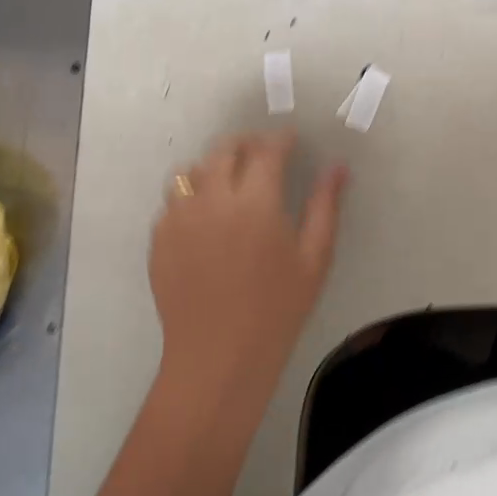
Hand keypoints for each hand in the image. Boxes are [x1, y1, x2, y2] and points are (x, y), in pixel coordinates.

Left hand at [150, 130, 348, 386]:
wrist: (219, 356)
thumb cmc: (278, 307)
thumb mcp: (314, 257)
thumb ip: (325, 205)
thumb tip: (338, 167)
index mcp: (256, 202)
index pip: (267, 150)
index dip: (282, 139)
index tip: (292, 140)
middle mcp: (213, 200)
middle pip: (224, 150)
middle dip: (247, 144)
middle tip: (263, 154)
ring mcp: (179, 219)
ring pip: (191, 171)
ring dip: (214, 166)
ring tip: (231, 181)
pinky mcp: (159, 240)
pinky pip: (172, 201)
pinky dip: (191, 196)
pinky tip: (207, 215)